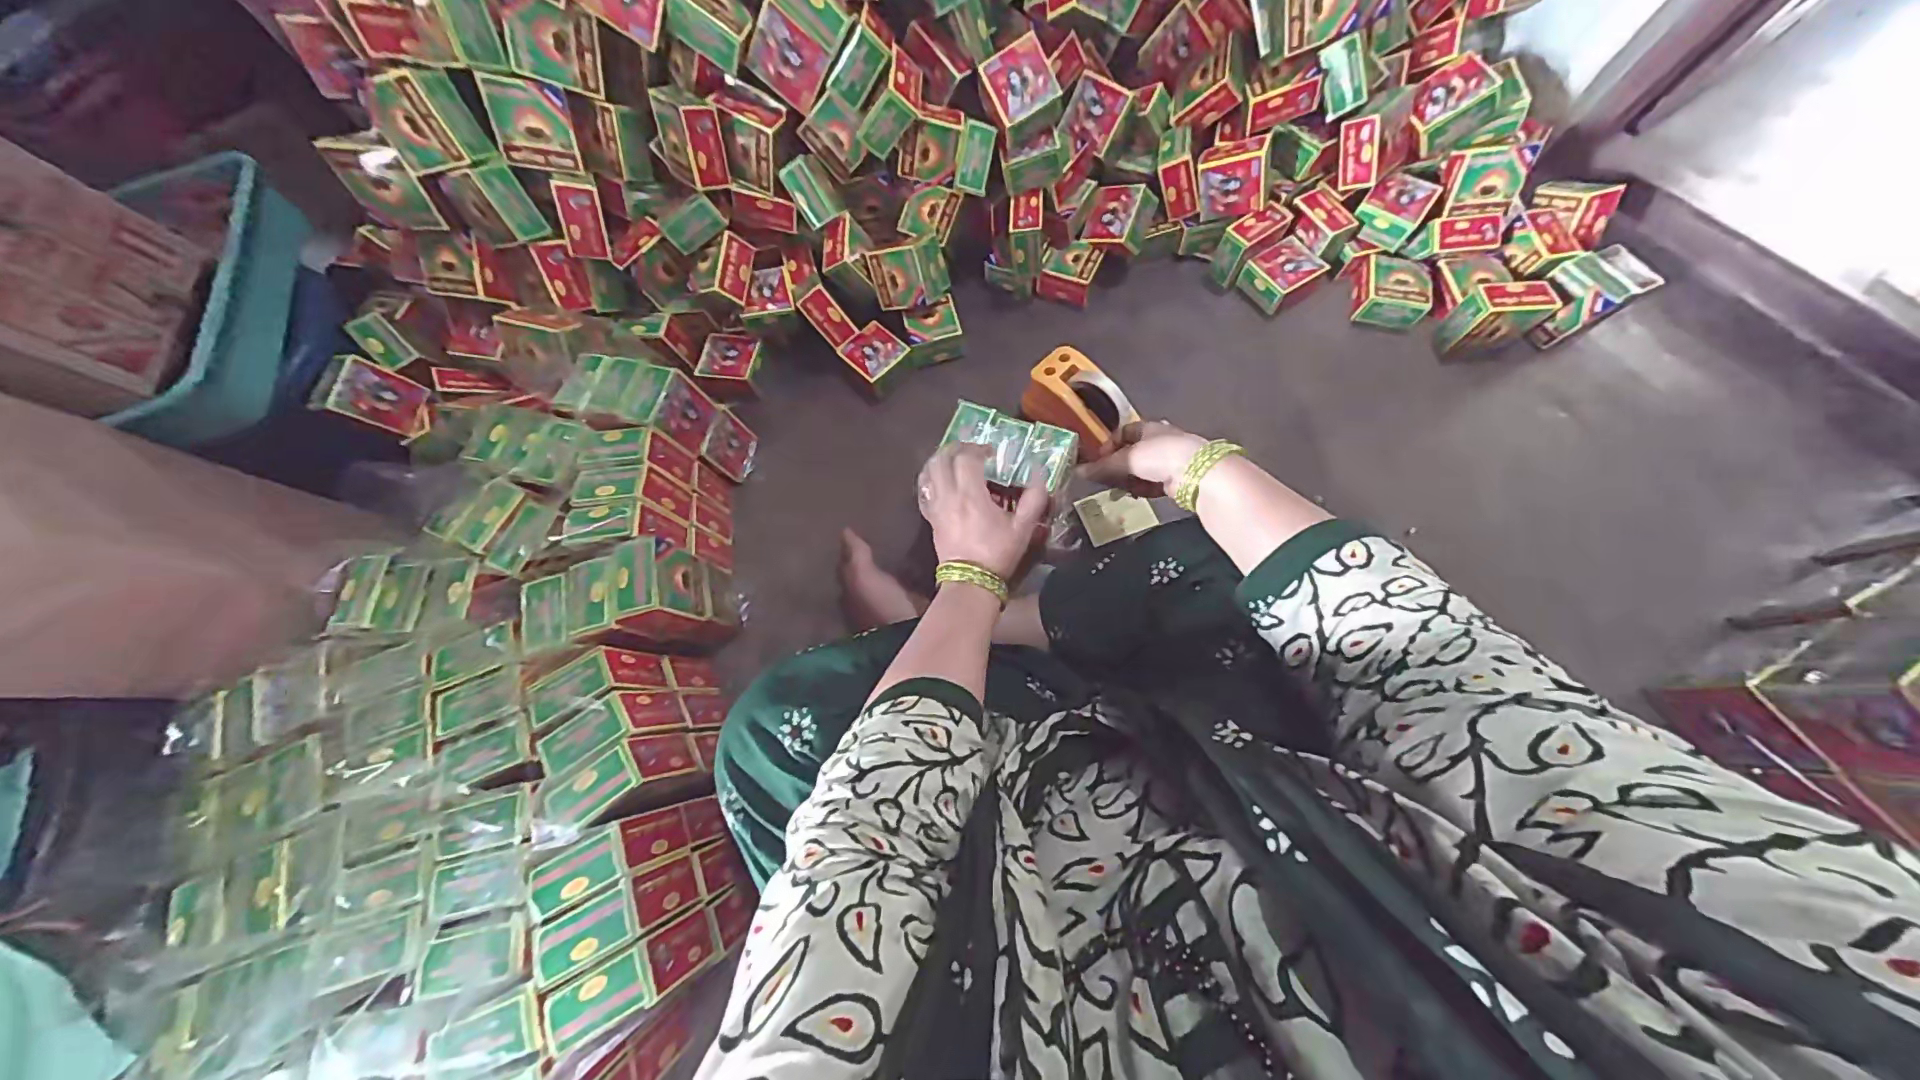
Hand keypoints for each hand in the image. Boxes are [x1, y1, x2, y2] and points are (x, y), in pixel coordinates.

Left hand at [917, 444, 1048, 582]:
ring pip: (929, 472)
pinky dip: (930, 478)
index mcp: (971, 495)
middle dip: (956, 448)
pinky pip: (924, 490)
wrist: (971, 582)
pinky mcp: (931, 518)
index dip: (978, 449)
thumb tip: (1040, 475)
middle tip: (971, 450)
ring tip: (955, 459)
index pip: (966, 458)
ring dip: (940, 460)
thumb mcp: (1022, 528)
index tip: (990, 453)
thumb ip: (1033, 500)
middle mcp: (949, 496)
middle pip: (942, 459)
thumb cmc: (997, 554)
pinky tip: (940, 479)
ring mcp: (936, 507)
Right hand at [1077, 420, 1208, 497]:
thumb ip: (1102, 467)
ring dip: (1128, 481)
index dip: (1108, 446)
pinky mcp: (1174, 479)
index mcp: (1147, 428)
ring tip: (1121, 490)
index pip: (1122, 433)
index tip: (1098, 461)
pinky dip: (1142, 489)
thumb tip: (1077, 471)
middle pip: (1130, 454)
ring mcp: (1167, 461)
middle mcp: (1157, 442)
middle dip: (1117, 468)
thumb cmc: (1159, 455)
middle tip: (1106, 480)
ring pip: (1139, 471)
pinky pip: (1151, 484)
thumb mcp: (1126, 459)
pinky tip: (1137, 495)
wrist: (1196, 472)